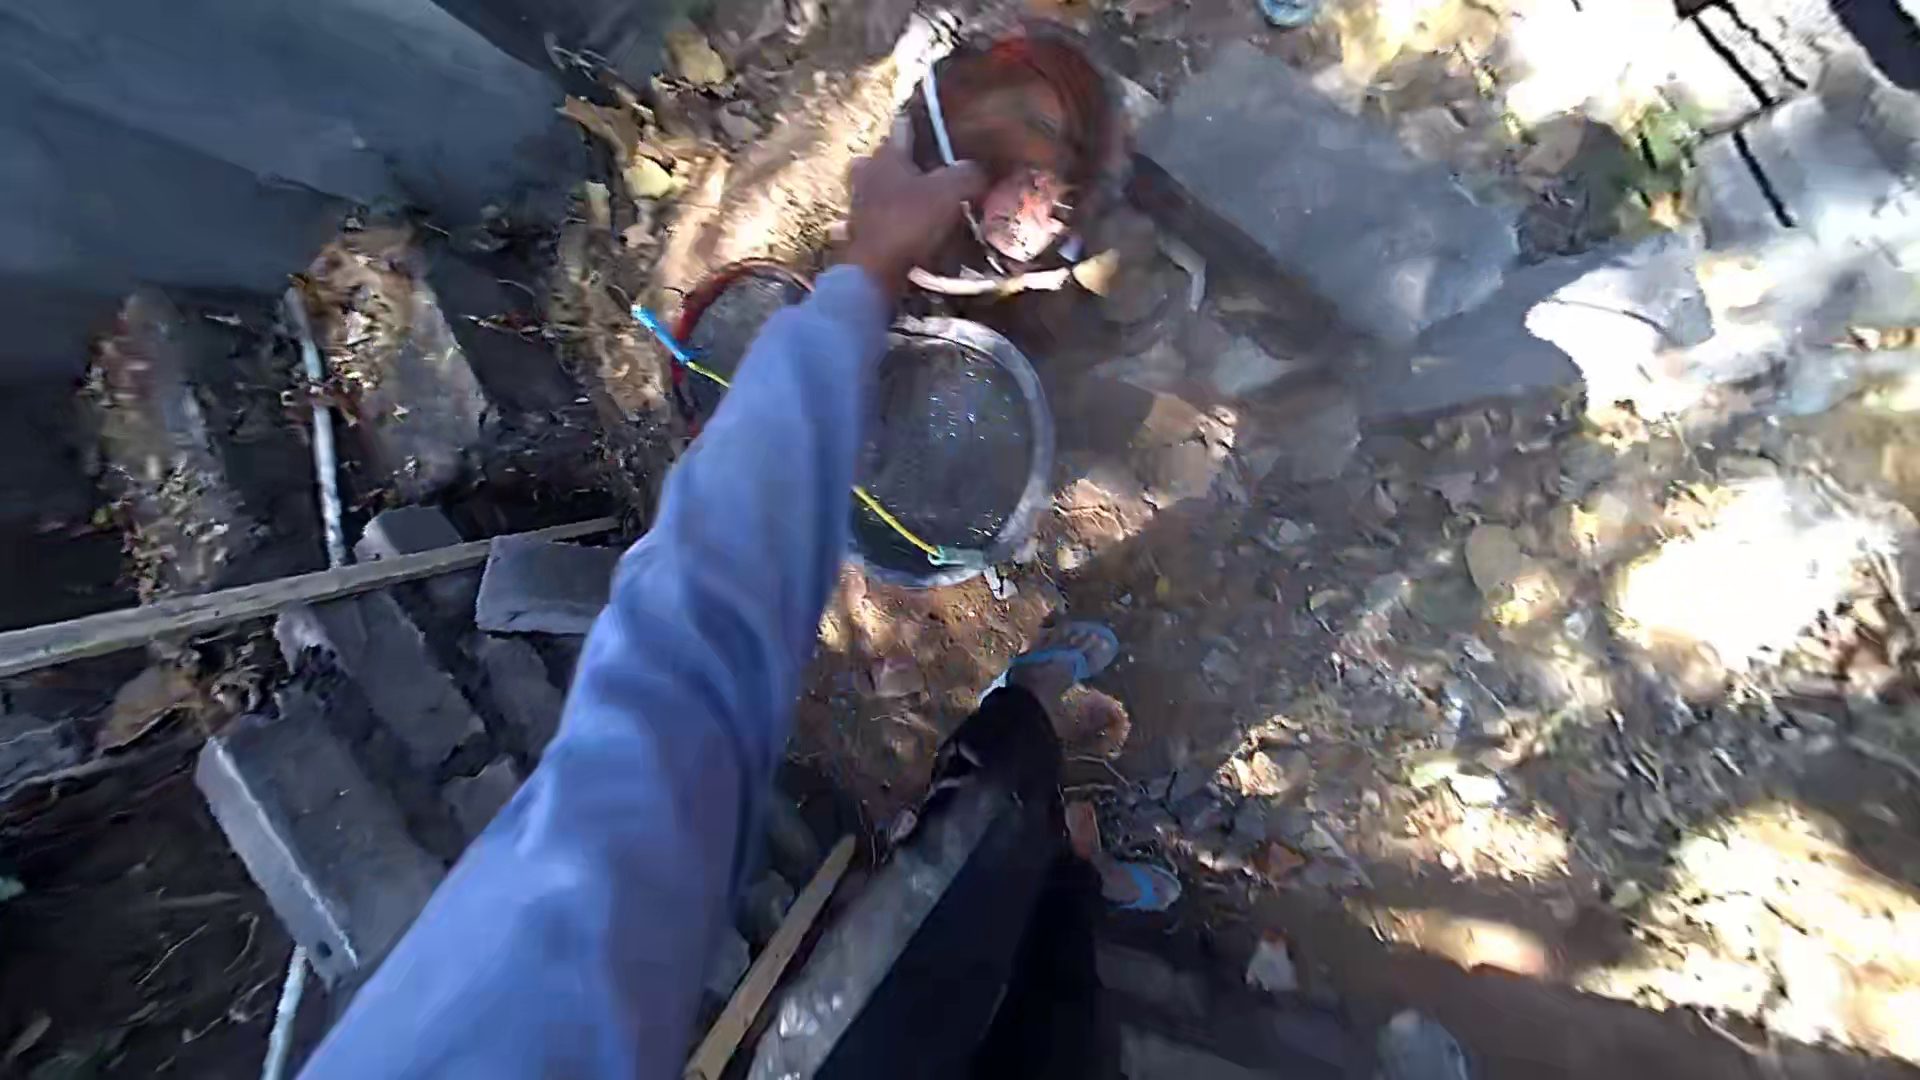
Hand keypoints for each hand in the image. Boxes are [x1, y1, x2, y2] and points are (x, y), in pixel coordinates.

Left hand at [846, 123, 985, 292]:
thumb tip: (981, 169)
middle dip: (908, 162)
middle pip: (889, 156)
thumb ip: (969, 174)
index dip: (926, 126)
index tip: (943, 134)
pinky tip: (904, 229)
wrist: (876, 271)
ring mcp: (857, 202)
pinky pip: (876, 216)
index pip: (906, 124)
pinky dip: (888, 219)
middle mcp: (867, 170)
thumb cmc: (910, 222)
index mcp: (887, 152)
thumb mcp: (950, 193)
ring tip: (918, 204)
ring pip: (879, 186)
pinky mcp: (856, 231)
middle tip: (931, 174)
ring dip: (895, 192)